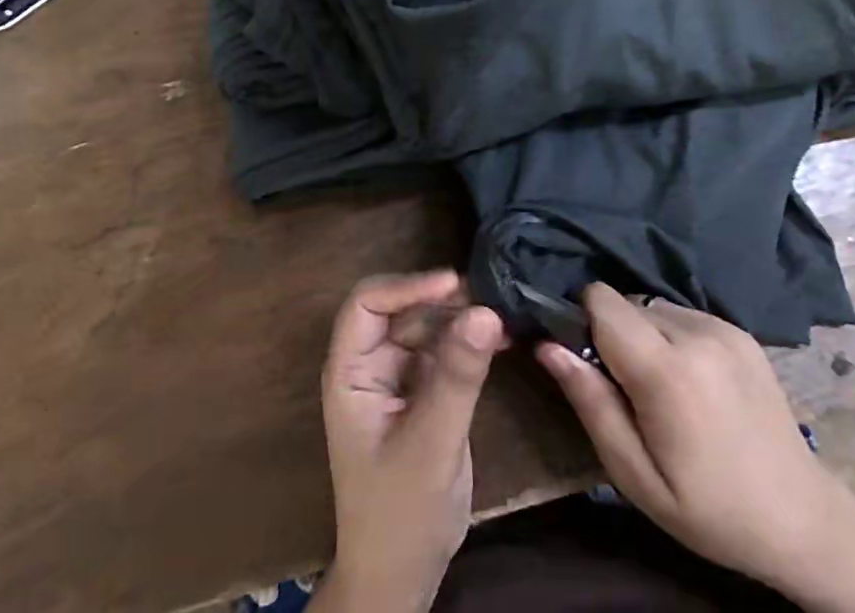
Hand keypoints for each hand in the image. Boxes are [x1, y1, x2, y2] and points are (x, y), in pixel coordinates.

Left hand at [313, 271, 506, 612]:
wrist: (403, 571)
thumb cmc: (401, 511)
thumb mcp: (432, 443)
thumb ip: (457, 377)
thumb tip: (486, 311)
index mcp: (350, 373)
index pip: (366, 305)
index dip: (407, 287)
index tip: (456, 283)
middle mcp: (371, 367)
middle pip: (401, 311)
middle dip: (443, 301)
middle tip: (493, 298)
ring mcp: (398, 379)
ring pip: (427, 328)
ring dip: (461, 319)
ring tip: (505, 316)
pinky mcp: (424, 393)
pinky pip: (446, 354)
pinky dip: (471, 344)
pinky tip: (504, 341)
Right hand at [535, 283, 836, 582]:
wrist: (801, 518)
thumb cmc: (708, 509)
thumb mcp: (633, 474)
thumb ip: (589, 401)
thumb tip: (546, 345)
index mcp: (668, 371)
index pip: (601, 301)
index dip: (581, 320)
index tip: (582, 359)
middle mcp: (698, 334)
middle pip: (626, 305)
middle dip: (611, 336)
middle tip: (624, 390)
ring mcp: (724, 329)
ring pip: (652, 308)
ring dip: (642, 337)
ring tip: (659, 389)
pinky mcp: (741, 332)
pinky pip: (682, 316)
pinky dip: (671, 338)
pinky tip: (689, 382)